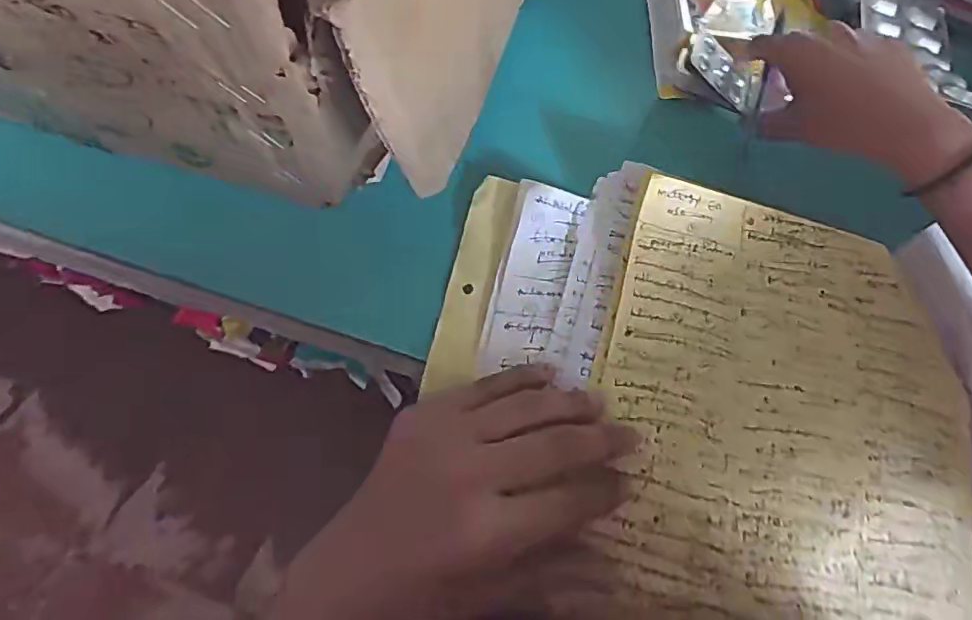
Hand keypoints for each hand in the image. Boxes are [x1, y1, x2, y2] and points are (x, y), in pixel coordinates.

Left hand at [273, 365, 638, 619]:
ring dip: (570, 403)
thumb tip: (614, 565)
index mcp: (484, 534)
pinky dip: (524, 377)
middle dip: (600, 441)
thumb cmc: (418, 599)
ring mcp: (446, 435)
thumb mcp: (484, 599)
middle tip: (631, 434)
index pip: (566, 503)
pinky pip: (487, 385)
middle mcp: (469, 475)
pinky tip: (552, 374)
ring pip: (526, 407)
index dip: (604, 491)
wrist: (340, 575)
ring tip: (600, 401)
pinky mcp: (427, 411)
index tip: (630, 481)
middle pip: (553, 447)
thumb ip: (550, 575)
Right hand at [750, 22, 971, 186]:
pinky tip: (866, 85)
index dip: (751, 53)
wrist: (912, 128)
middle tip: (793, 84)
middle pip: (799, 42)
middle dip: (792, 59)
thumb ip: (769, 123)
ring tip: (832, 85)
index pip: (763, 43)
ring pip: (833, 42)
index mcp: (797, 51)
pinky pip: (864, 49)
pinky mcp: (891, 43)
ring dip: (826, 58)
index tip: (748, 62)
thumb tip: (752, 123)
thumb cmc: (846, 127)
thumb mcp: (800, 130)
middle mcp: (826, 34)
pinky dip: (858, 61)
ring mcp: (862, 35)